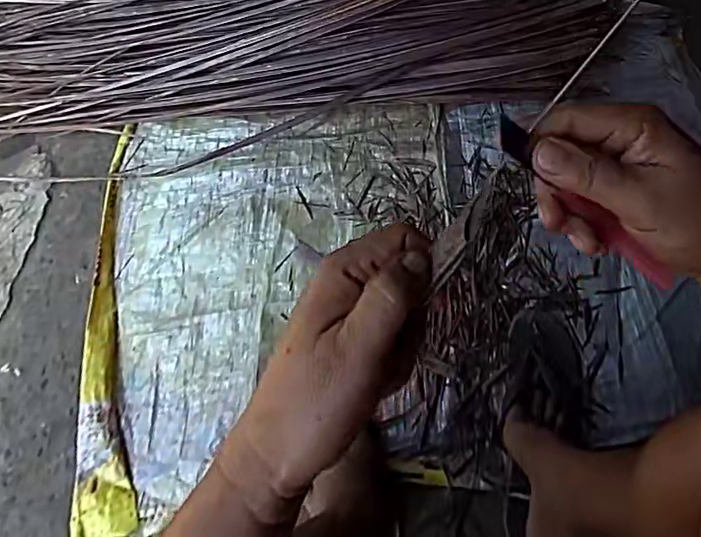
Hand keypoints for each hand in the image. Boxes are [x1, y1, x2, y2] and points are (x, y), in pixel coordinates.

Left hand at [214, 224, 429, 520]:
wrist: (274, 461)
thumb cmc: (314, 404)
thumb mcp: (359, 349)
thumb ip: (391, 296)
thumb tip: (421, 255)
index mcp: (344, 269)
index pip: (404, 238)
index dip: (424, 266)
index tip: (426, 307)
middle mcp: (346, 280)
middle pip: (408, 274)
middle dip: (413, 314)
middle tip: (393, 351)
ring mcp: (349, 308)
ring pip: (406, 307)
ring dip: (404, 343)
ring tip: (379, 372)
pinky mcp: (353, 335)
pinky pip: (393, 334)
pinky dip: (394, 358)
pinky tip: (375, 381)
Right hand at [530, 105, 700, 295]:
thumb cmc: (699, 224)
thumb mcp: (640, 200)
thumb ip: (587, 174)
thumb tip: (538, 150)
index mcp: (633, 124)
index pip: (569, 119)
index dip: (542, 144)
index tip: (530, 179)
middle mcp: (623, 137)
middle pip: (564, 151)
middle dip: (557, 189)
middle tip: (557, 223)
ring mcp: (621, 164)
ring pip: (570, 179)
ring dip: (570, 212)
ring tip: (586, 241)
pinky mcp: (620, 189)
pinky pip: (585, 199)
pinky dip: (583, 222)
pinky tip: (596, 242)